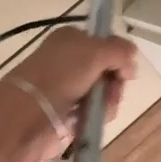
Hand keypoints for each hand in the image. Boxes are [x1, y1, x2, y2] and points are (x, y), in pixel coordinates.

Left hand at [5, 29, 137, 161]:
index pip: (106, 44)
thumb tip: (132, 61)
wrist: (28, 115)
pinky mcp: (65, 114)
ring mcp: (66, 88)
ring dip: (105, 105)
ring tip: (97, 112)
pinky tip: (86, 122)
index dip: (118, 57)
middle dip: (113, 86)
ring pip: (102, 95)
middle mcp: (68, 61)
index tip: (125, 72)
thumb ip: (120, 51)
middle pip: (107, 72)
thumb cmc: (61, 75)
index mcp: (71, 39)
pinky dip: (93, 119)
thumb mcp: (96, 52)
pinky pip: (91, 115)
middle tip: (110, 94)